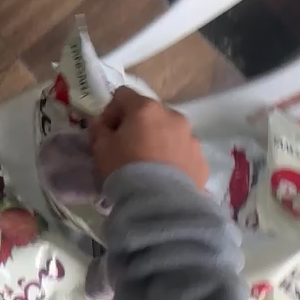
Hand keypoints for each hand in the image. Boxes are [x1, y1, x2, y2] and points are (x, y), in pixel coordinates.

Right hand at [88, 87, 209, 184]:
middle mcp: (172, 116)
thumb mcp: (101, 148)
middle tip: (127, 147)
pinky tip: (164, 177)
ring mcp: (191, 138)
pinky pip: (183, 152)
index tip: (107, 131)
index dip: (111, 111)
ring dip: (158, 140)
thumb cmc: (125, 168)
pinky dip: (173, 158)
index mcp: (145, 108)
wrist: (160, 204)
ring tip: (149, 165)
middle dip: (137, 125)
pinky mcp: (201, 159)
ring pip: (169, 131)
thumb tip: (100, 124)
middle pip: (149, 112)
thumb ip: (99, 130)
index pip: (123, 95)